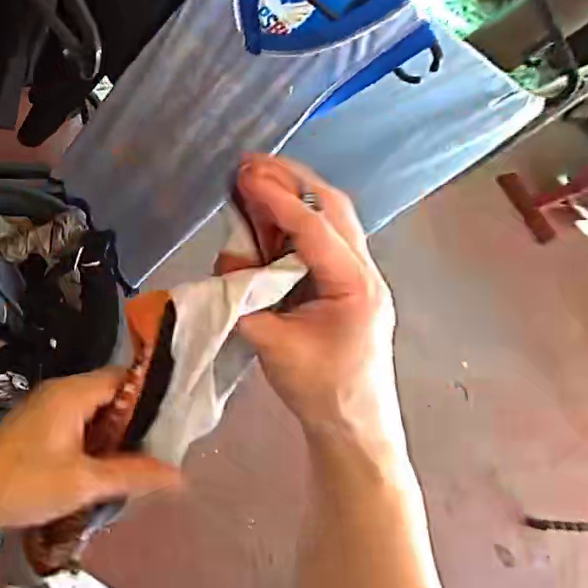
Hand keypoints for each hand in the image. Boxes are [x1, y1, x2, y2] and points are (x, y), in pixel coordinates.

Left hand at [0, 369, 181, 530]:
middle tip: (162, 447)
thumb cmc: (23, 484)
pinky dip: (96, 439)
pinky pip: (78, 422)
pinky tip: (106, 466)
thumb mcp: (82, 483)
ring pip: (94, 410)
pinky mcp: (37, 425)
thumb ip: (131, 474)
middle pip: (110, 393)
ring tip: (140, 460)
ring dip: (115, 433)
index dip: (151, 396)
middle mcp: (60, 391)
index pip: (123, 378)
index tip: (175, 421)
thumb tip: (178, 474)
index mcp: (71, 393)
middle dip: (136, 419)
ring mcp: (46, 407)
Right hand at [233, 154, 405, 464]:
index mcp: (354, 284)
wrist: (356, 424)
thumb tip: (225, 269)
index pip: (314, 229)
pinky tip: (268, 213)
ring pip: (331, 217)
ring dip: (293, 194)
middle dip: (291, 180)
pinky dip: (294, 218)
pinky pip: (321, 237)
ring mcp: (358, 274)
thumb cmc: (321, 389)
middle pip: (332, 208)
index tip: (246, 177)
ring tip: (254, 177)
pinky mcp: (345, 282)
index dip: (278, 200)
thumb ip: (245, 302)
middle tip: (249, 162)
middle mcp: (363, 270)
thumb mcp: (273, 346)